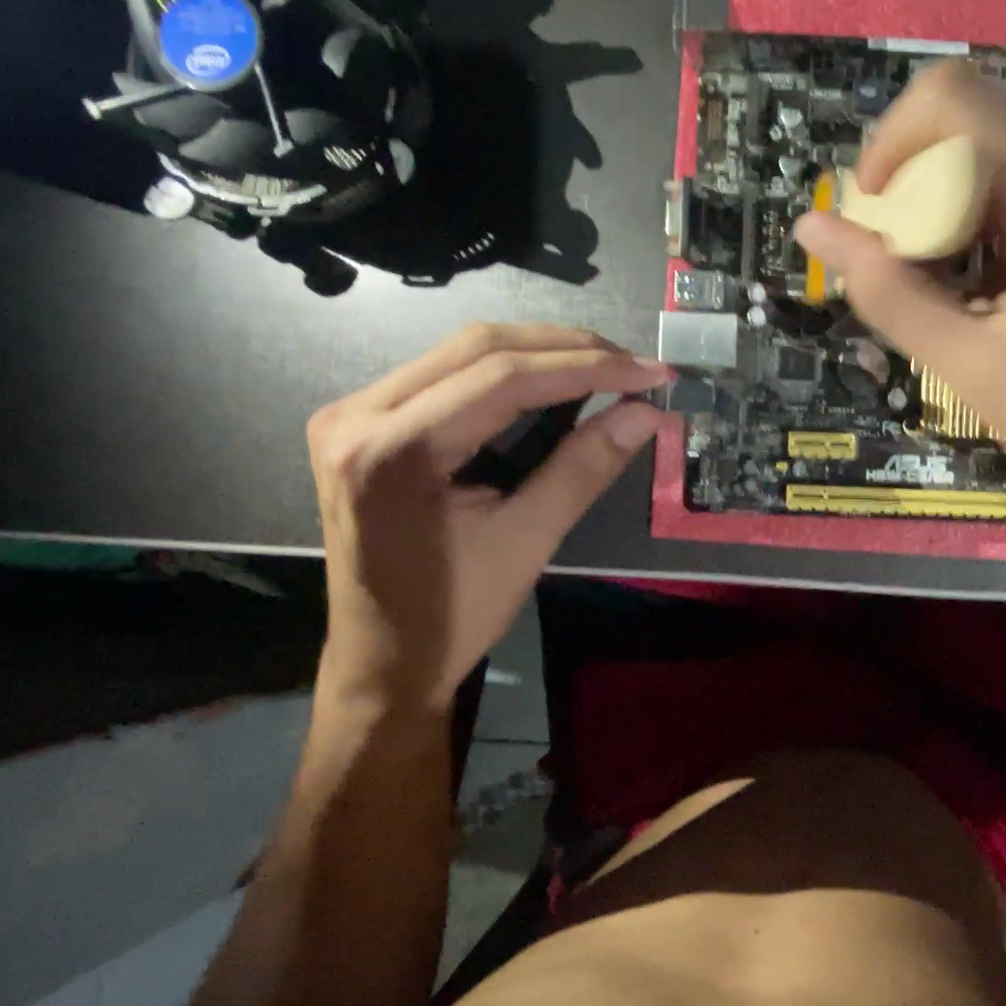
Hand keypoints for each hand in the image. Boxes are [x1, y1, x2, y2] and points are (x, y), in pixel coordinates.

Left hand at [307, 324, 668, 713]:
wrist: (385, 658)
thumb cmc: (455, 612)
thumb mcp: (529, 540)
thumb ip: (584, 467)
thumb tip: (648, 413)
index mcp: (390, 451)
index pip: (502, 378)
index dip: (588, 366)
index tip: (653, 372)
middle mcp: (356, 414)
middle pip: (478, 347)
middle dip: (569, 348)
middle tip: (637, 365)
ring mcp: (352, 413)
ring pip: (462, 351)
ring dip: (542, 353)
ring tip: (610, 368)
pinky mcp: (363, 421)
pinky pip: (446, 372)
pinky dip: (510, 371)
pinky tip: (556, 381)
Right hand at [794, 62, 1005, 614]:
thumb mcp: (977, 372)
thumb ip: (891, 290)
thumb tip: (815, 226)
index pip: (954, 100)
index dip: (894, 145)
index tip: (879, 217)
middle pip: (994, 138)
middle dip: (940, 202)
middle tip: (932, 289)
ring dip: (988, 221)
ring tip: (993, 311)